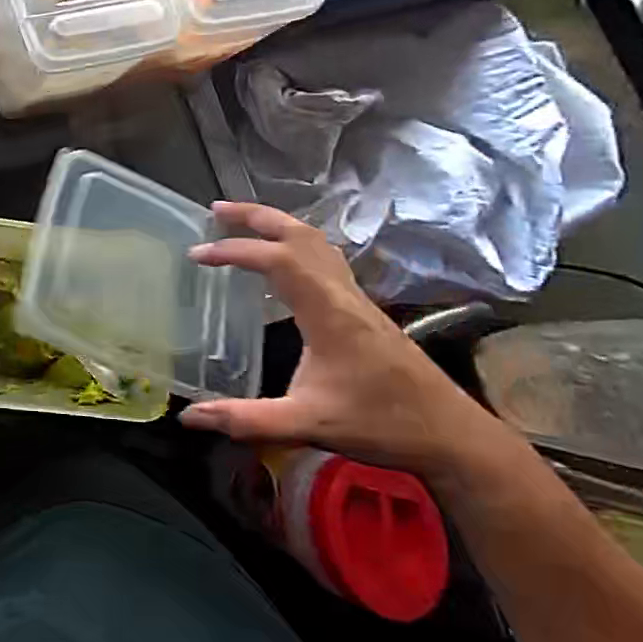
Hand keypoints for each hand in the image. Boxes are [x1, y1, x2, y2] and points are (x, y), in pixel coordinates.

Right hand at [178, 202, 513, 479]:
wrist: (451, 432)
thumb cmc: (381, 423)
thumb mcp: (308, 424)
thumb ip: (247, 419)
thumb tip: (191, 417)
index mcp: (328, 311)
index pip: (277, 260)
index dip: (234, 250)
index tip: (197, 254)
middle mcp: (343, 294)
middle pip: (299, 235)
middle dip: (256, 216)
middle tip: (216, 208)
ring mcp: (356, 298)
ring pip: (316, 242)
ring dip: (278, 225)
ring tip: (242, 223)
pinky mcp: (363, 308)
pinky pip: (325, 258)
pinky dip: (295, 244)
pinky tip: (283, 260)